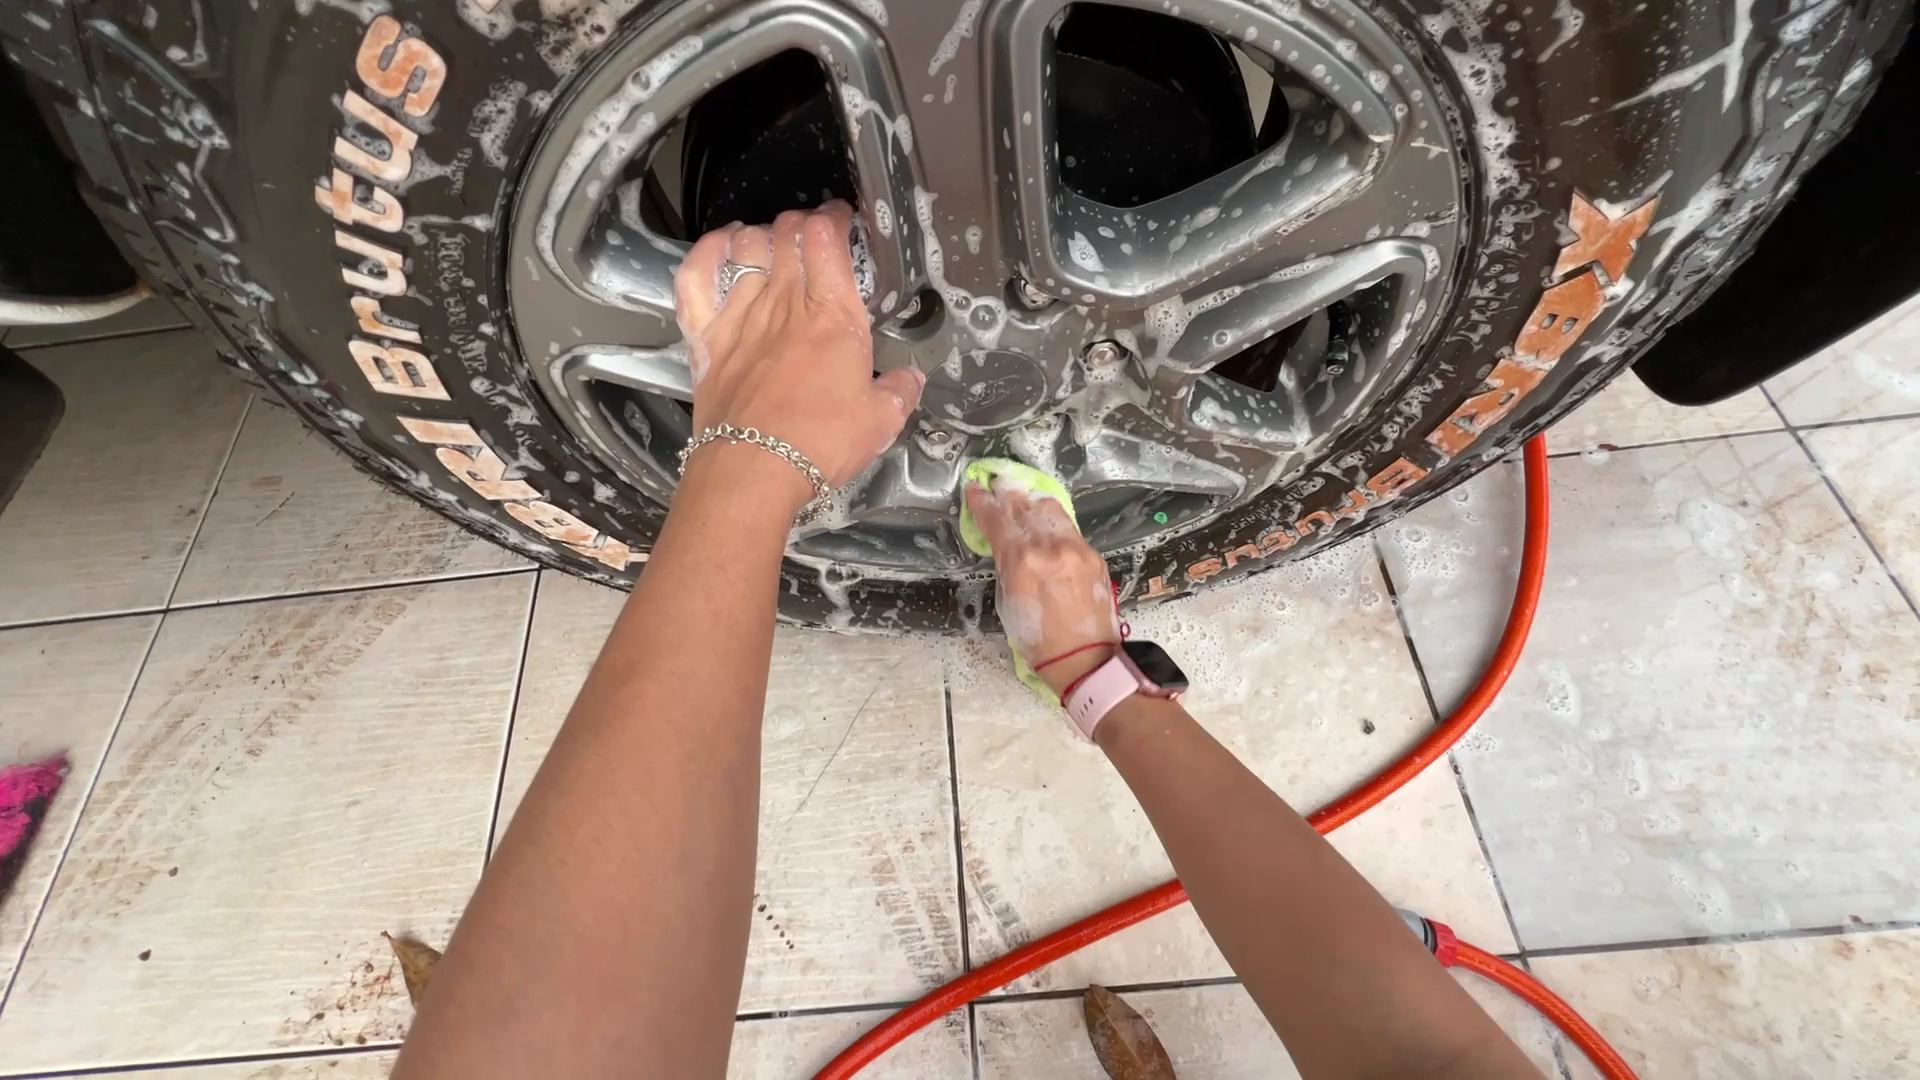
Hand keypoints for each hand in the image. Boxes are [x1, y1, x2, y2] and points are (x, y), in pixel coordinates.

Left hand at [673, 202, 925, 508]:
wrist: (756, 470)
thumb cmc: (822, 442)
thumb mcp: (880, 421)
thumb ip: (900, 392)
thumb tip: (912, 378)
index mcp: (834, 316)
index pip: (827, 239)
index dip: (835, 219)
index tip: (843, 221)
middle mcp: (785, 303)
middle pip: (787, 234)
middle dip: (802, 223)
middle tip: (814, 236)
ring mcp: (740, 316)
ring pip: (746, 247)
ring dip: (761, 235)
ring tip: (773, 245)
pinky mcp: (706, 338)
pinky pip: (696, 276)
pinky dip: (707, 253)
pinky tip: (722, 248)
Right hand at [964, 480, 1121, 695]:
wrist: (1084, 658)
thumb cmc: (1037, 639)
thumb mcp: (1008, 601)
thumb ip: (1007, 566)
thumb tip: (1005, 545)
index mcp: (1022, 561)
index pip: (997, 521)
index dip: (982, 502)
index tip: (974, 489)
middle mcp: (1050, 547)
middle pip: (1024, 508)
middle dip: (1007, 494)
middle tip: (997, 482)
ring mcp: (1075, 548)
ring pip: (1050, 511)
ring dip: (1032, 502)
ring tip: (1022, 496)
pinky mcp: (1092, 555)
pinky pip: (1069, 528)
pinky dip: (1053, 521)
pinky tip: (1046, 520)